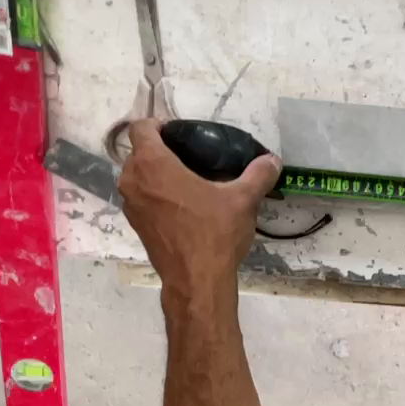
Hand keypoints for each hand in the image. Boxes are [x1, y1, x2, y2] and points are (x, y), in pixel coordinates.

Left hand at [118, 118, 280, 307]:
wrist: (197, 279)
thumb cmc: (215, 234)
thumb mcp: (243, 201)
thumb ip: (257, 176)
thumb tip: (273, 160)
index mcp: (153, 163)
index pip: (142, 128)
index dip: (159, 126)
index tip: (180, 135)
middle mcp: (133, 179)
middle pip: (140, 153)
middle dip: (162, 153)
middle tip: (191, 161)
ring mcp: (131, 204)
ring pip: (139, 178)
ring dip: (158, 177)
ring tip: (188, 187)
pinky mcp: (137, 225)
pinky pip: (143, 200)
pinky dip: (157, 199)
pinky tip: (184, 211)